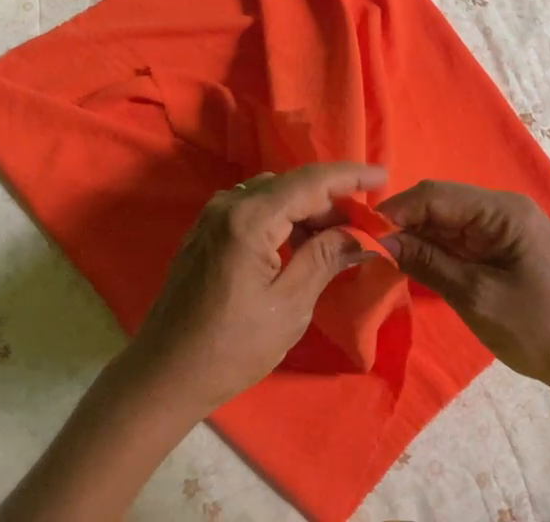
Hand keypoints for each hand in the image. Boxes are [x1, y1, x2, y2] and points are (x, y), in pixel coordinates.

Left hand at [127, 163, 387, 412]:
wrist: (165, 374)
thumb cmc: (231, 347)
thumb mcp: (289, 305)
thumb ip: (324, 259)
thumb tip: (358, 235)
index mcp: (248, 218)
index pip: (309, 182)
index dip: (349, 176)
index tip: (384, 175)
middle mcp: (227, 205)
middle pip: (290, 185)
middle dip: (331, 198)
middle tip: (367, 222)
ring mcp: (212, 217)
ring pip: (271, 195)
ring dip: (307, 208)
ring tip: (341, 234)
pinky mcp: (205, 233)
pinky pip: (253, 209)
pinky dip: (283, 217)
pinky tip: (302, 241)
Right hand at [377, 180, 549, 389]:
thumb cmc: (538, 329)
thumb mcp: (475, 296)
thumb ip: (427, 263)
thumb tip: (382, 239)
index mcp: (505, 211)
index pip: (438, 195)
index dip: (398, 209)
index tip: (363, 230)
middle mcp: (506, 210)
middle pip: (442, 205)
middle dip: (406, 223)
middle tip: (369, 247)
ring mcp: (508, 230)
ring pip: (449, 223)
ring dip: (419, 238)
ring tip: (385, 257)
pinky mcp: (507, 250)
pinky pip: (463, 241)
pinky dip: (438, 252)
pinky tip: (415, 266)